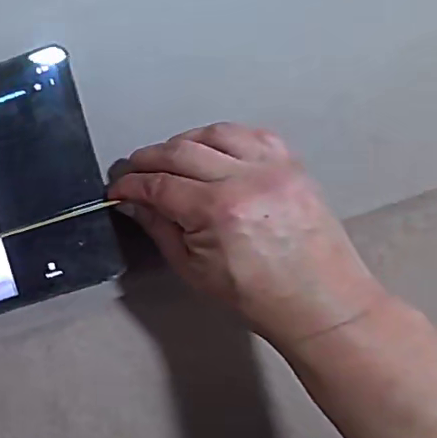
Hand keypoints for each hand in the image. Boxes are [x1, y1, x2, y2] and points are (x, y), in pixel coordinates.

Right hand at [109, 123, 388, 346]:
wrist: (320, 303)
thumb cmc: (255, 294)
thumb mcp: (189, 266)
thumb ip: (157, 226)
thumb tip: (131, 203)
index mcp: (218, 210)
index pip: (157, 183)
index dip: (128, 185)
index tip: (116, 191)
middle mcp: (247, 180)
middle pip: (179, 151)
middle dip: (146, 159)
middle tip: (132, 172)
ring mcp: (275, 169)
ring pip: (213, 134)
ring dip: (182, 142)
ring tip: (168, 160)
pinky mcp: (293, 167)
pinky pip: (251, 135)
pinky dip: (222, 138)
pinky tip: (209, 152)